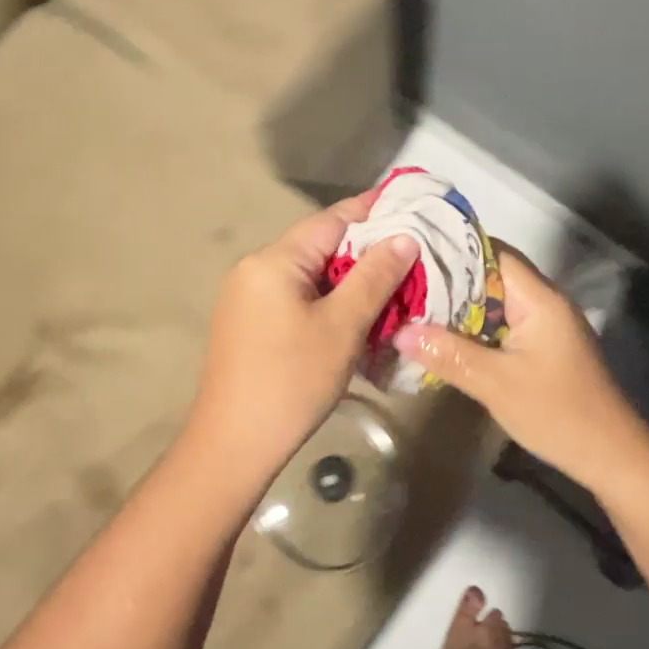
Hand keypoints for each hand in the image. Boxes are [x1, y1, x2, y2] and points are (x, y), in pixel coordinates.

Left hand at [187, 192, 417, 477]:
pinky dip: (329, 299)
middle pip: (319, 244)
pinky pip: (296, 296)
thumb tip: (403, 236)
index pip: (331, 219)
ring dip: (350, 277)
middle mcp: (255, 268)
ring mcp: (248, 296)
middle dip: (367, 248)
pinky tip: (358, 314)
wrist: (233, 445)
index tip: (412, 203)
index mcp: (274, 260)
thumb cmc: (291, 381)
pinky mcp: (249, 323)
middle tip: (415, 252)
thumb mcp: (341, 327)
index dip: (373, 210)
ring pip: (310, 273)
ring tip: (396, 284)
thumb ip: (373, 277)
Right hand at [392, 246, 648, 490]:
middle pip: (492, 274)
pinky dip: (474, 325)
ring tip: (414, 306)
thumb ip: (449, 354)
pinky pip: (502, 323)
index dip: (453, 248)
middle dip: (450, 277)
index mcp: (540, 299)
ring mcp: (545, 325)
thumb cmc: (558, 413)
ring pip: (496, 300)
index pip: (493, 252)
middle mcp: (545, 302)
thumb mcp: (496, 384)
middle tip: (404, 282)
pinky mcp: (543, 346)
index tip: (412, 253)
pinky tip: (443, 336)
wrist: (611, 456)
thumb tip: (400, 331)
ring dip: (460, 304)